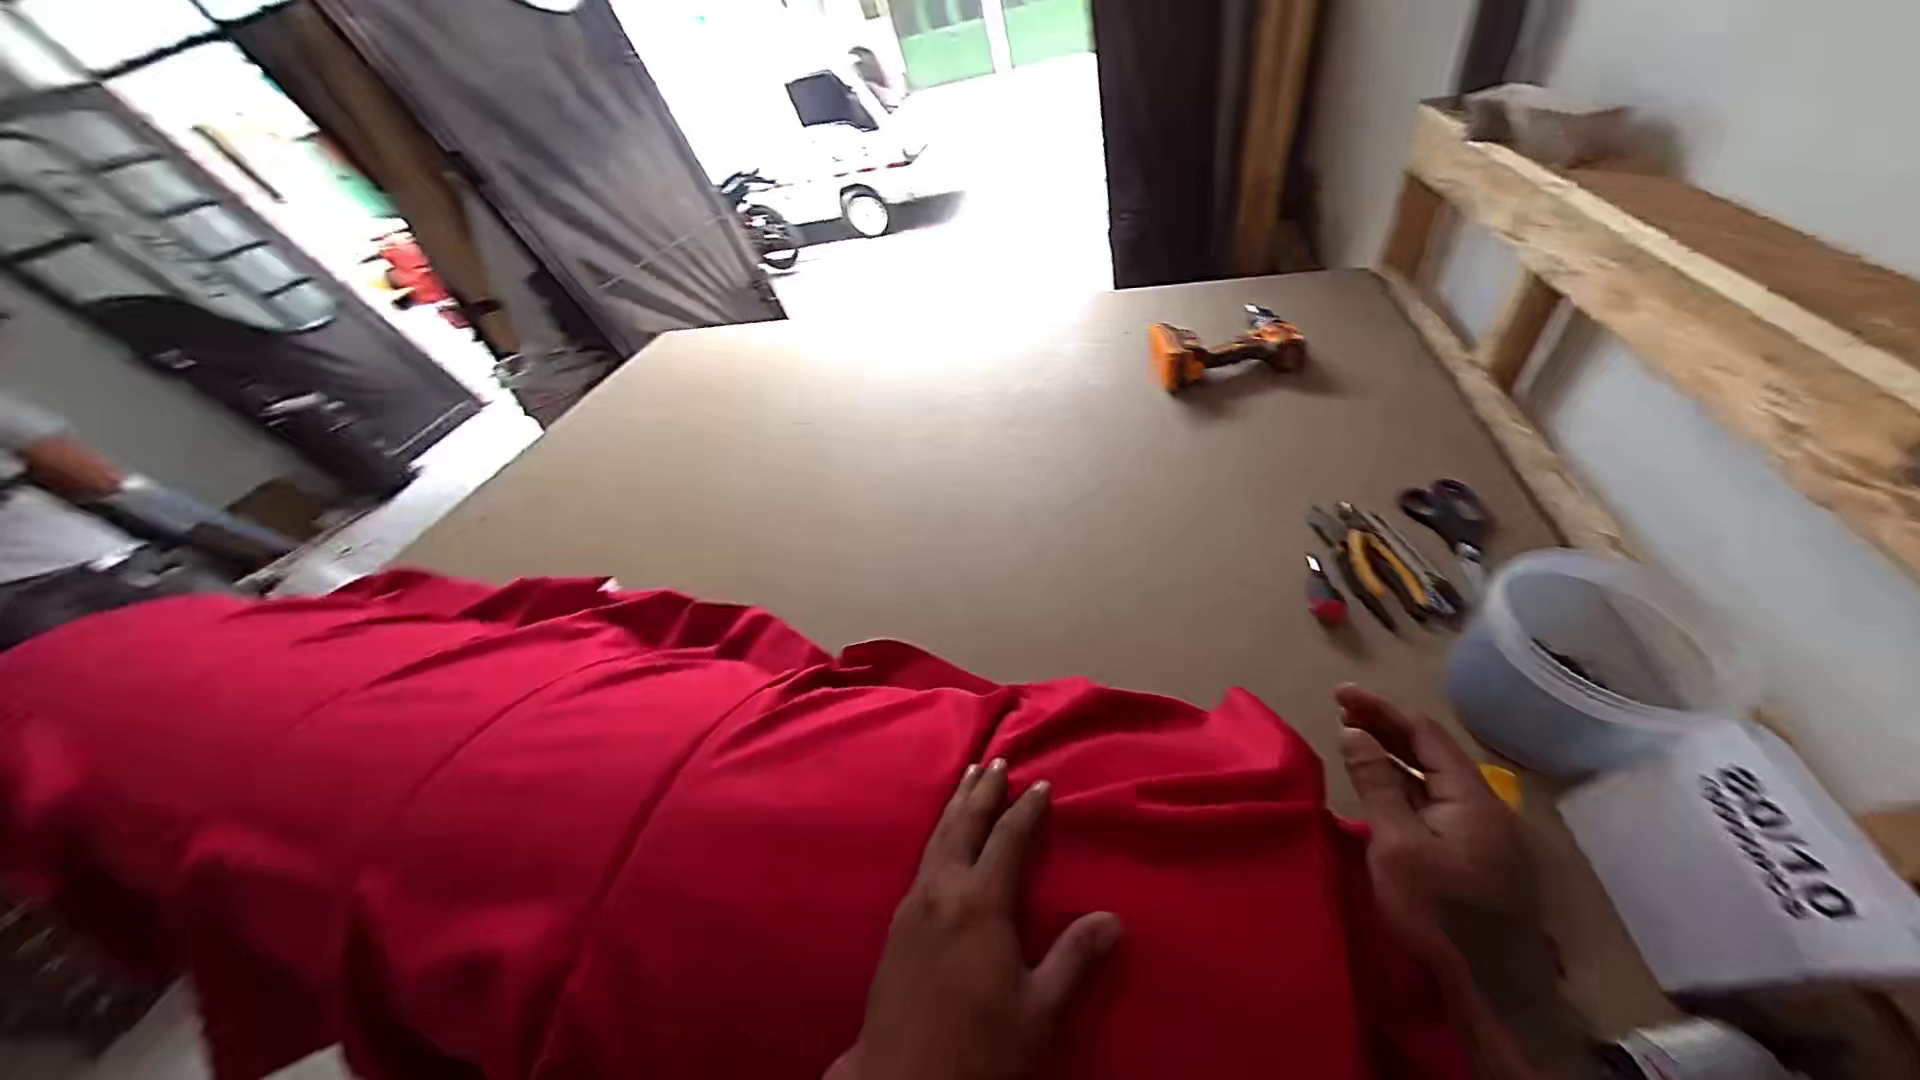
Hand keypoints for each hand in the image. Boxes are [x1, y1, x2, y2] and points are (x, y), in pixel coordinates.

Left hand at [827, 759, 1121, 1079]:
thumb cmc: (979, 1051)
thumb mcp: (1039, 1012)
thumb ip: (1074, 959)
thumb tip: (1113, 918)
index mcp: (980, 903)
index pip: (1008, 839)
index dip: (1026, 809)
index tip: (1041, 785)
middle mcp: (943, 890)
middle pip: (965, 824)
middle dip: (984, 790)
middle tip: (997, 760)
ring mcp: (914, 902)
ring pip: (938, 836)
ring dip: (956, 804)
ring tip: (967, 777)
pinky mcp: (897, 921)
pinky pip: (923, 857)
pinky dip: (938, 832)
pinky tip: (940, 837)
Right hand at [1337, 686, 1593, 1079]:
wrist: (1492, 993)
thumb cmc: (1439, 914)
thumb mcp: (1396, 844)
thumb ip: (1376, 783)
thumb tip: (1355, 732)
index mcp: (1473, 800)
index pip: (1425, 735)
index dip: (1381, 709)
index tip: (1340, 692)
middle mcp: (1485, 809)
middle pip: (1431, 753)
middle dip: (1385, 727)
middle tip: (1340, 708)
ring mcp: (1482, 835)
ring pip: (1432, 778)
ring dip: (1392, 754)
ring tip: (1354, 736)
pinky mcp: (1473, 857)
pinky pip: (1433, 803)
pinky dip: (1402, 783)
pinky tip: (1380, 783)